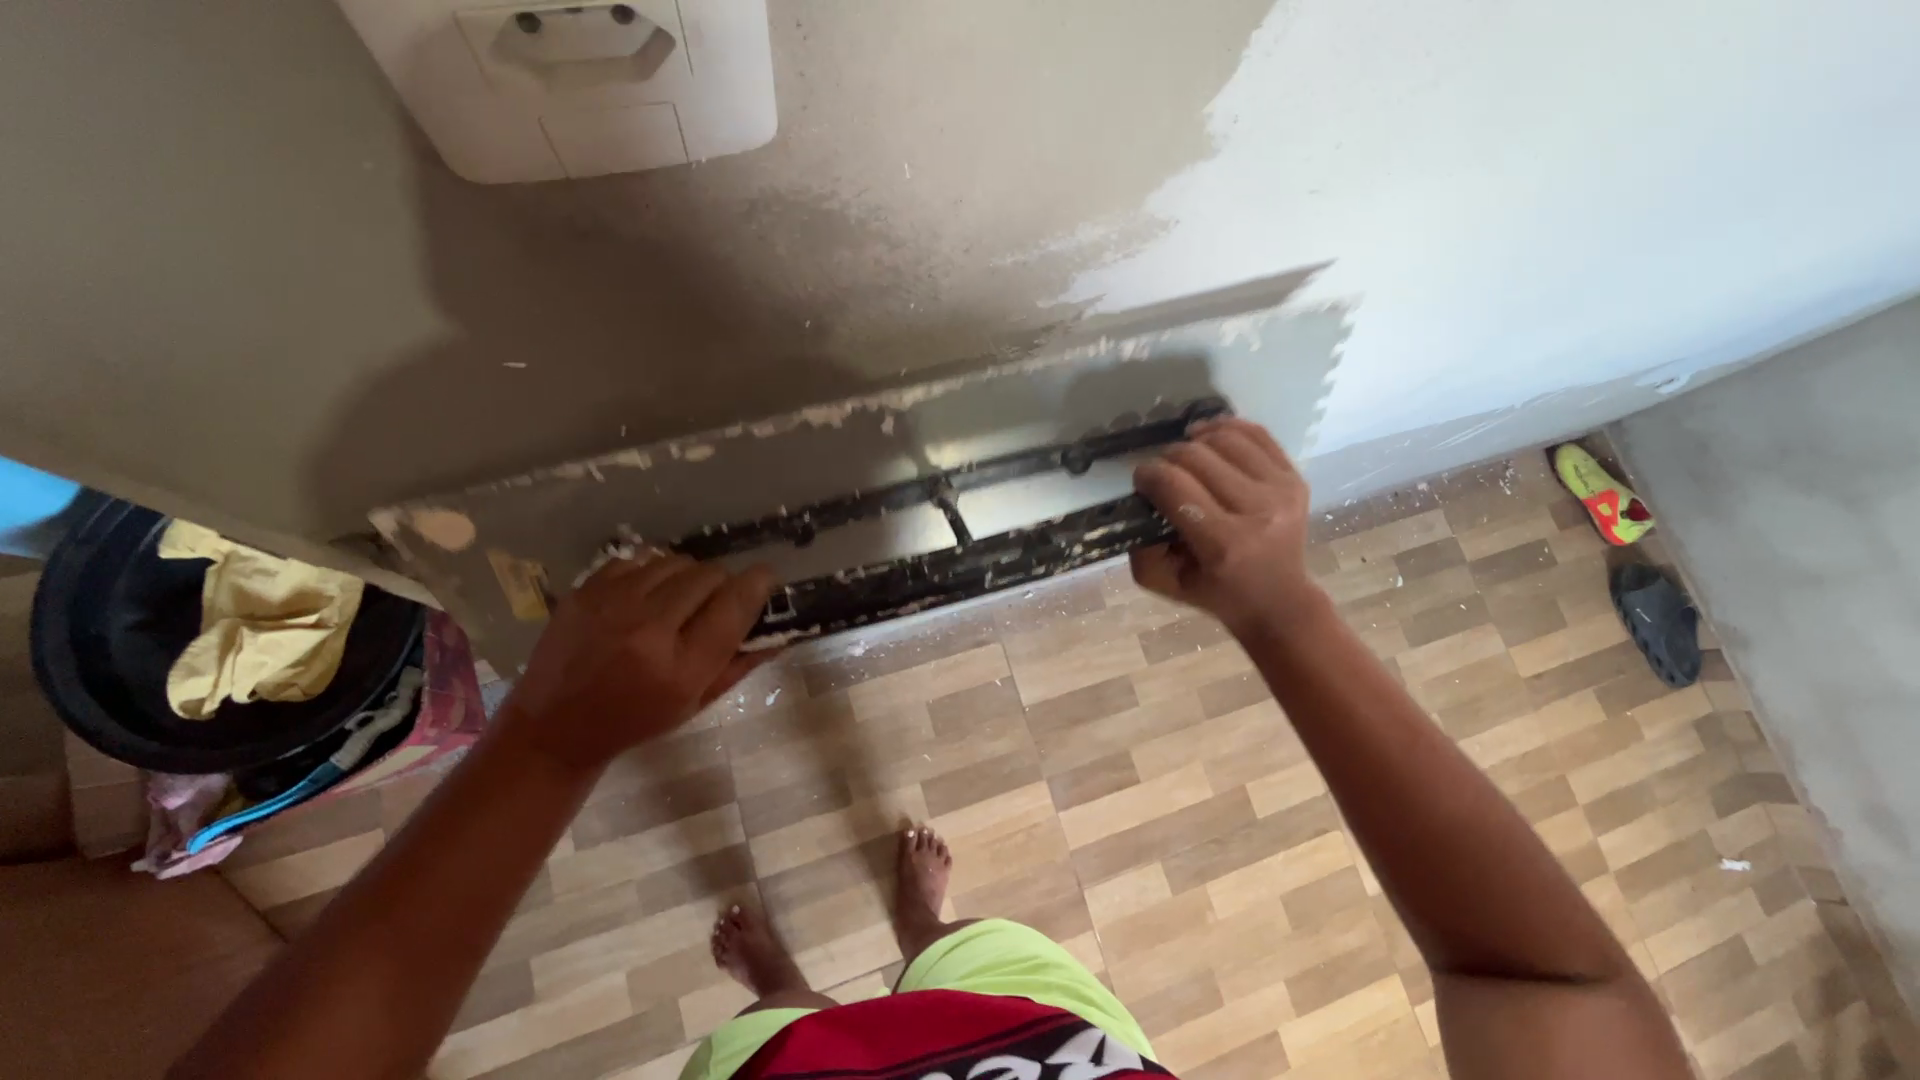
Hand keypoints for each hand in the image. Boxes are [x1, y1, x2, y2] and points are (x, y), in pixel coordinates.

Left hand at [498, 554, 775, 772]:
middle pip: (708, 575)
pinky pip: (638, 560)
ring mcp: (612, 604)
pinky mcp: (586, 591)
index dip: (757, 584)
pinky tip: (645, 596)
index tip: (765, 577)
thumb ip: (740, 664)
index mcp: (680, 667)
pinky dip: (651, 573)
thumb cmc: (635, 720)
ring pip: (675, 561)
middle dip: (721, 583)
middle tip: (714, 602)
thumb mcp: (694, 703)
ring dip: (687, 577)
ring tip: (678, 600)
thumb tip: (781, 632)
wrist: (555, 726)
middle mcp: (647, 629)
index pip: (734, 606)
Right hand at [1130, 417, 1321, 638]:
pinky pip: (1256, 434)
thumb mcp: (1165, 582)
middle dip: (1168, 458)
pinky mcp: (1294, 479)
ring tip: (1185, 455)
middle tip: (1162, 472)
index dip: (1148, 474)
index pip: (1175, 487)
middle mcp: (1257, 513)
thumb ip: (1142, 547)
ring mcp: (1281, 492)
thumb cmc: (1216, 592)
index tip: (1141, 480)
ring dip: (1195, 441)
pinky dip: (1226, 428)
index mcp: (1223, 544)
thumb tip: (1140, 500)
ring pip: (1224, 439)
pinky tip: (1209, 436)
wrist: (1278, 599)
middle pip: (1196, 457)